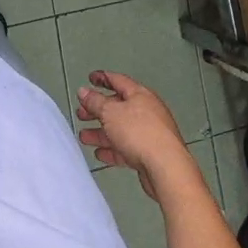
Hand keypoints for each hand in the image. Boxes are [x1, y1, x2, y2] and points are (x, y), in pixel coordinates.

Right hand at [76, 70, 197, 200]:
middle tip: (82, 113)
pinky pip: (127, 148)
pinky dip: (113, 150)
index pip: (118, 81)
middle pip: (118, 107)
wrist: (166, 169)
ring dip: (101, 133)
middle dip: (98, 111)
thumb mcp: (110, 112)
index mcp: (140, 95)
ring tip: (84, 137)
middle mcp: (147, 111)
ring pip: (121, 130)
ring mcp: (150, 134)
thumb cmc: (139, 133)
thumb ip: (94, 101)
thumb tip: (84, 91)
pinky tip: (100, 154)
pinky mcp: (150, 155)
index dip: (102, 78)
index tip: (90, 78)